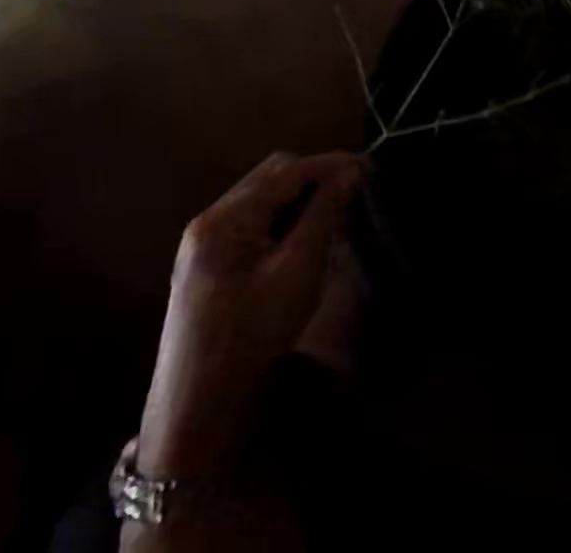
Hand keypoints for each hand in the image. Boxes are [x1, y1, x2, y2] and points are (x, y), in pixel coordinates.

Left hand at [135, 152, 365, 478]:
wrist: (199, 407)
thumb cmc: (253, 336)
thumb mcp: (298, 272)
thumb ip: (324, 216)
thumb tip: (351, 173)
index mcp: (225, 219)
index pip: (286, 170)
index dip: (331, 164)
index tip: (370, 167)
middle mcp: (210, 219)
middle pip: (271, 176)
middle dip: (316, 175)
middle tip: (356, 189)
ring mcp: (205, 240)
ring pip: (263, 197)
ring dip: (302, 195)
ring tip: (338, 209)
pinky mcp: (211, 260)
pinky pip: (254, 219)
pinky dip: (285, 216)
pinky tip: (308, 233)